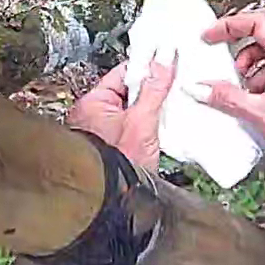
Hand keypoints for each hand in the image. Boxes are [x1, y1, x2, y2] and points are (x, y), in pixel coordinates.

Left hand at [66, 49, 176, 170]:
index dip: (145, 68)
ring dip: (149, 108)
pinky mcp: (114, 148)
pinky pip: (132, 126)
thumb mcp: (142, 120)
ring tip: (171, 105)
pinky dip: (146, 125)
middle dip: (150, 90)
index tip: (165, 62)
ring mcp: (102, 133)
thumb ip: (154, 88)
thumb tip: (163, 59)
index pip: (122, 73)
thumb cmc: (119, 163)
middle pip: (127, 91)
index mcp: (92, 103)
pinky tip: (162, 125)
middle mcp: (92, 115)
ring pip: (131, 109)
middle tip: (173, 84)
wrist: (115, 204)